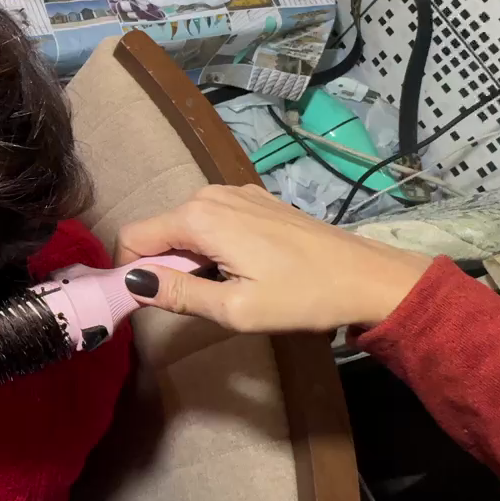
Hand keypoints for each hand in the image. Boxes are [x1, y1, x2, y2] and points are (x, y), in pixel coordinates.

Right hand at [116, 184, 430, 331]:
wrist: (369, 277)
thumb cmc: (302, 297)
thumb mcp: (235, 309)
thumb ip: (178, 293)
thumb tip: (131, 282)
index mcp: (197, 218)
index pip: (132, 236)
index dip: (130, 269)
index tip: (150, 298)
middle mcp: (207, 195)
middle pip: (159, 230)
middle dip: (165, 263)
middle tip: (202, 297)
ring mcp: (232, 192)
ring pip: (184, 224)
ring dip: (191, 254)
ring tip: (228, 282)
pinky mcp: (252, 196)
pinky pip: (211, 217)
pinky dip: (212, 241)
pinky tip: (247, 263)